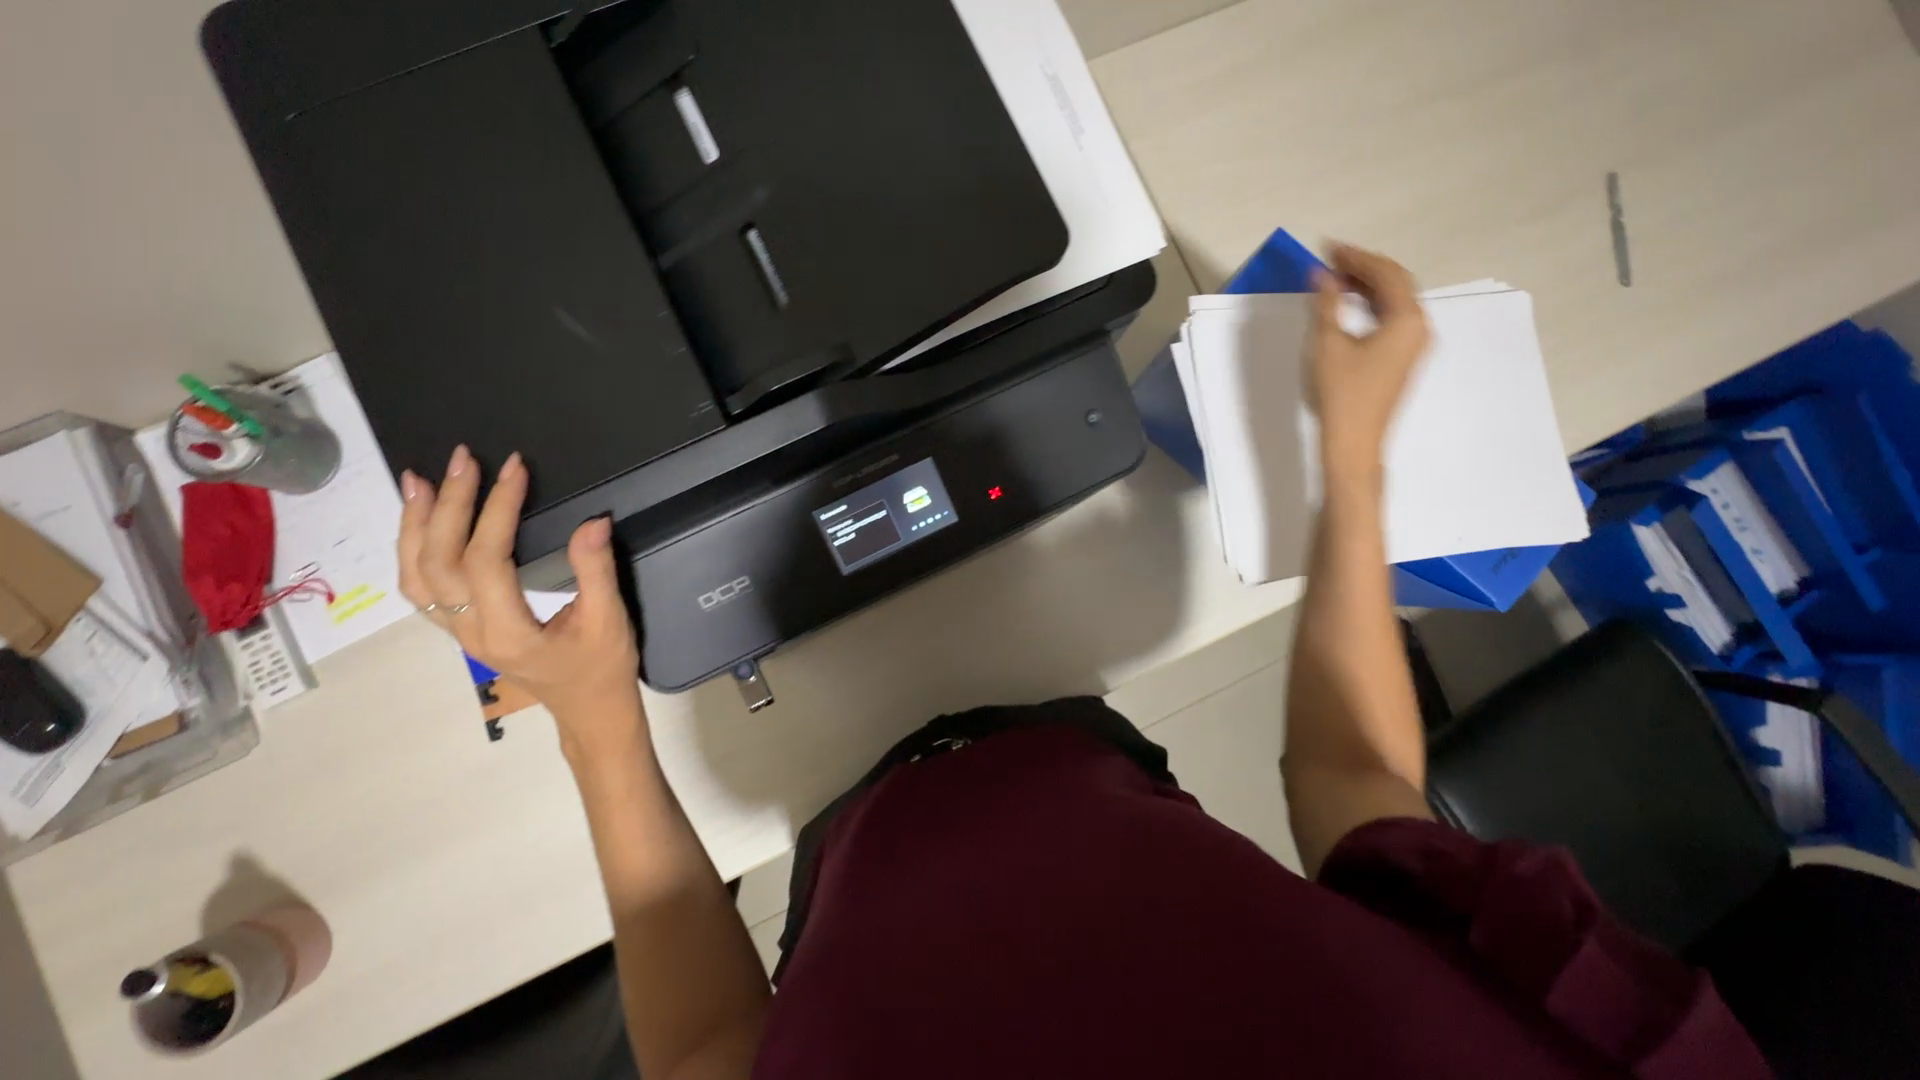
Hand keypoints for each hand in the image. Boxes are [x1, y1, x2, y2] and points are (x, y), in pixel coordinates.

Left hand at [397, 445, 643, 748]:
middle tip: (464, 459)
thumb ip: (596, 571)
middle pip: (438, 562)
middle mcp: (470, 632)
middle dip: (448, 504)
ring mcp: (460, 633)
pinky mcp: (462, 629)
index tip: (515, 469)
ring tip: (418, 480)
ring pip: (416, 575)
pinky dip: (414, 548)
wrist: (588, 712)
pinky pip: (422, 587)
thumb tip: (593, 521)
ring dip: (414, 524)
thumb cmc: (603, 669)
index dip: (497, 509)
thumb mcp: (610, 620)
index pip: (487, 559)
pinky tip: (420, 521)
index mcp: (507, 631)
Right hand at [1307, 244, 1431, 484]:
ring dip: (1369, 285)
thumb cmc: (1341, 392)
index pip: (1386, 273)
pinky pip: (1393, 319)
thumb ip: (1328, 303)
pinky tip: (1351, 305)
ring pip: (1396, 301)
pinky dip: (1372, 304)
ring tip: (1338, 279)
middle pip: (1397, 283)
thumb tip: (1323, 275)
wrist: (1354, 441)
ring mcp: (1414, 345)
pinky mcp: (1403, 359)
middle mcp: (1419, 327)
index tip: (1328, 248)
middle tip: (1332, 260)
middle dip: (1365, 267)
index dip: (1357, 257)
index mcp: (1407, 319)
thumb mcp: (1328, 344)